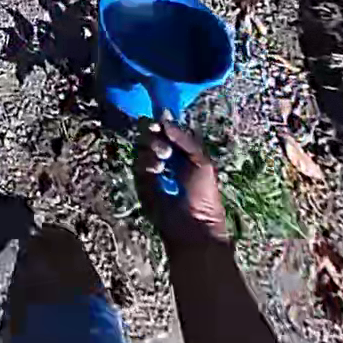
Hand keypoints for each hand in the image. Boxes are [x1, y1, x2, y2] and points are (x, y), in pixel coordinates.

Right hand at [133, 120, 229, 249]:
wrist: (194, 226)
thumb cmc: (204, 194)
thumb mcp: (201, 161)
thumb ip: (183, 138)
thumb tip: (164, 116)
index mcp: (180, 151)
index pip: (165, 129)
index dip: (162, 122)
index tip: (160, 120)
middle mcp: (164, 157)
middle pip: (149, 133)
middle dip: (153, 131)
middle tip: (160, 135)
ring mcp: (151, 168)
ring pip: (142, 145)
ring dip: (153, 147)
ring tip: (164, 157)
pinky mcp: (141, 181)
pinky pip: (138, 163)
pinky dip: (147, 163)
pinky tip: (157, 170)